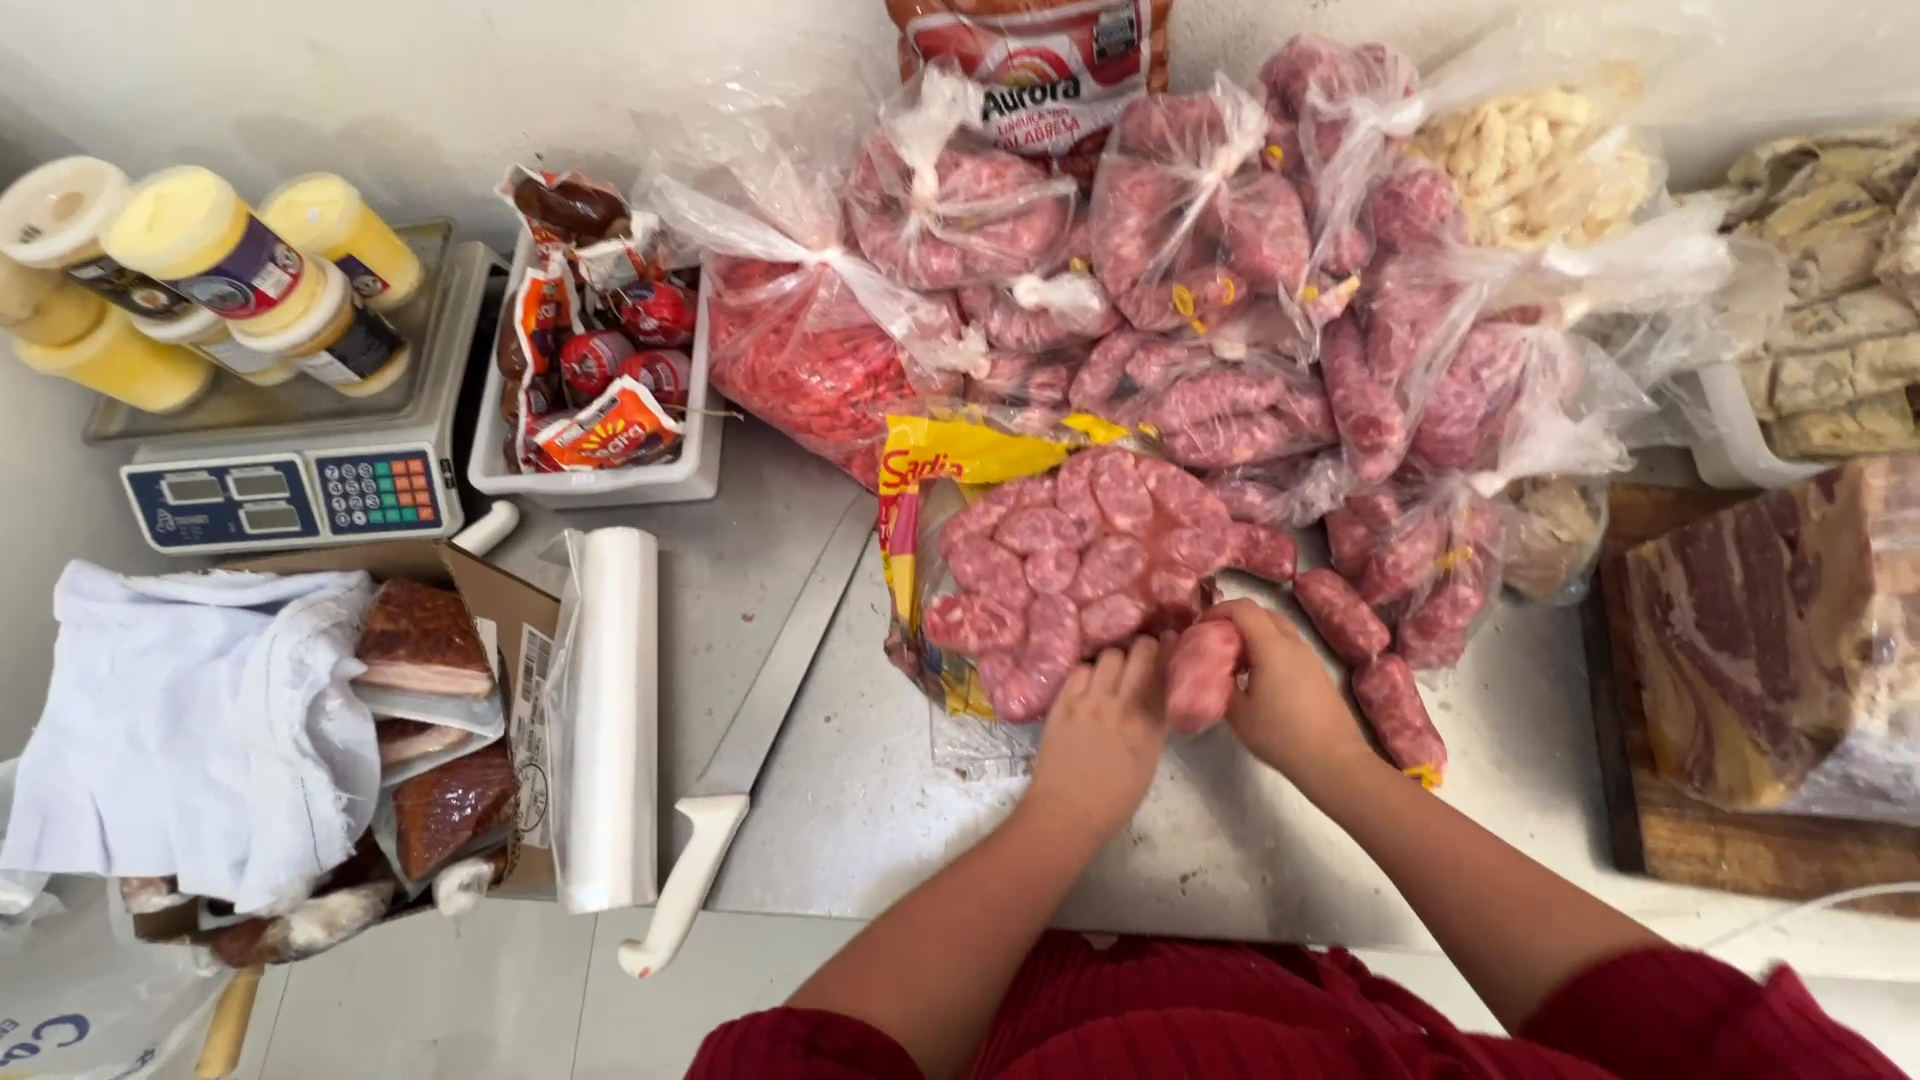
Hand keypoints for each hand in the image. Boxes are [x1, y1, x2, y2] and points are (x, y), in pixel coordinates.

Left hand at [1019, 635, 1168, 845]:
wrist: (1066, 811)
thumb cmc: (1113, 798)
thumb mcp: (1147, 761)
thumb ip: (1153, 725)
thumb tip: (1153, 697)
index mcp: (1151, 727)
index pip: (1167, 676)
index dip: (1170, 654)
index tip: (1172, 642)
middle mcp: (1124, 707)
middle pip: (1140, 653)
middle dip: (1144, 646)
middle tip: (1141, 649)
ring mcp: (1091, 702)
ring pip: (1109, 655)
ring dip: (1114, 658)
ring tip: (1111, 668)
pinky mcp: (1063, 702)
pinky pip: (1080, 669)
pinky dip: (1087, 671)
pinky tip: (1087, 681)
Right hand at [1208, 598, 1374, 784]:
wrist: (1333, 760)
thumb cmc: (1280, 736)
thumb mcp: (1238, 714)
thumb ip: (1222, 684)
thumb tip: (1216, 671)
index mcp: (1271, 647)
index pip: (1243, 608)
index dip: (1218, 610)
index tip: (1202, 628)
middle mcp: (1293, 644)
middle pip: (1262, 613)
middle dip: (1235, 620)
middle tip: (1216, 641)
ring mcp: (1309, 657)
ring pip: (1278, 629)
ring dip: (1254, 635)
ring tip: (1236, 661)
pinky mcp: (1318, 671)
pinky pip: (1289, 646)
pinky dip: (1269, 648)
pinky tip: (1259, 677)